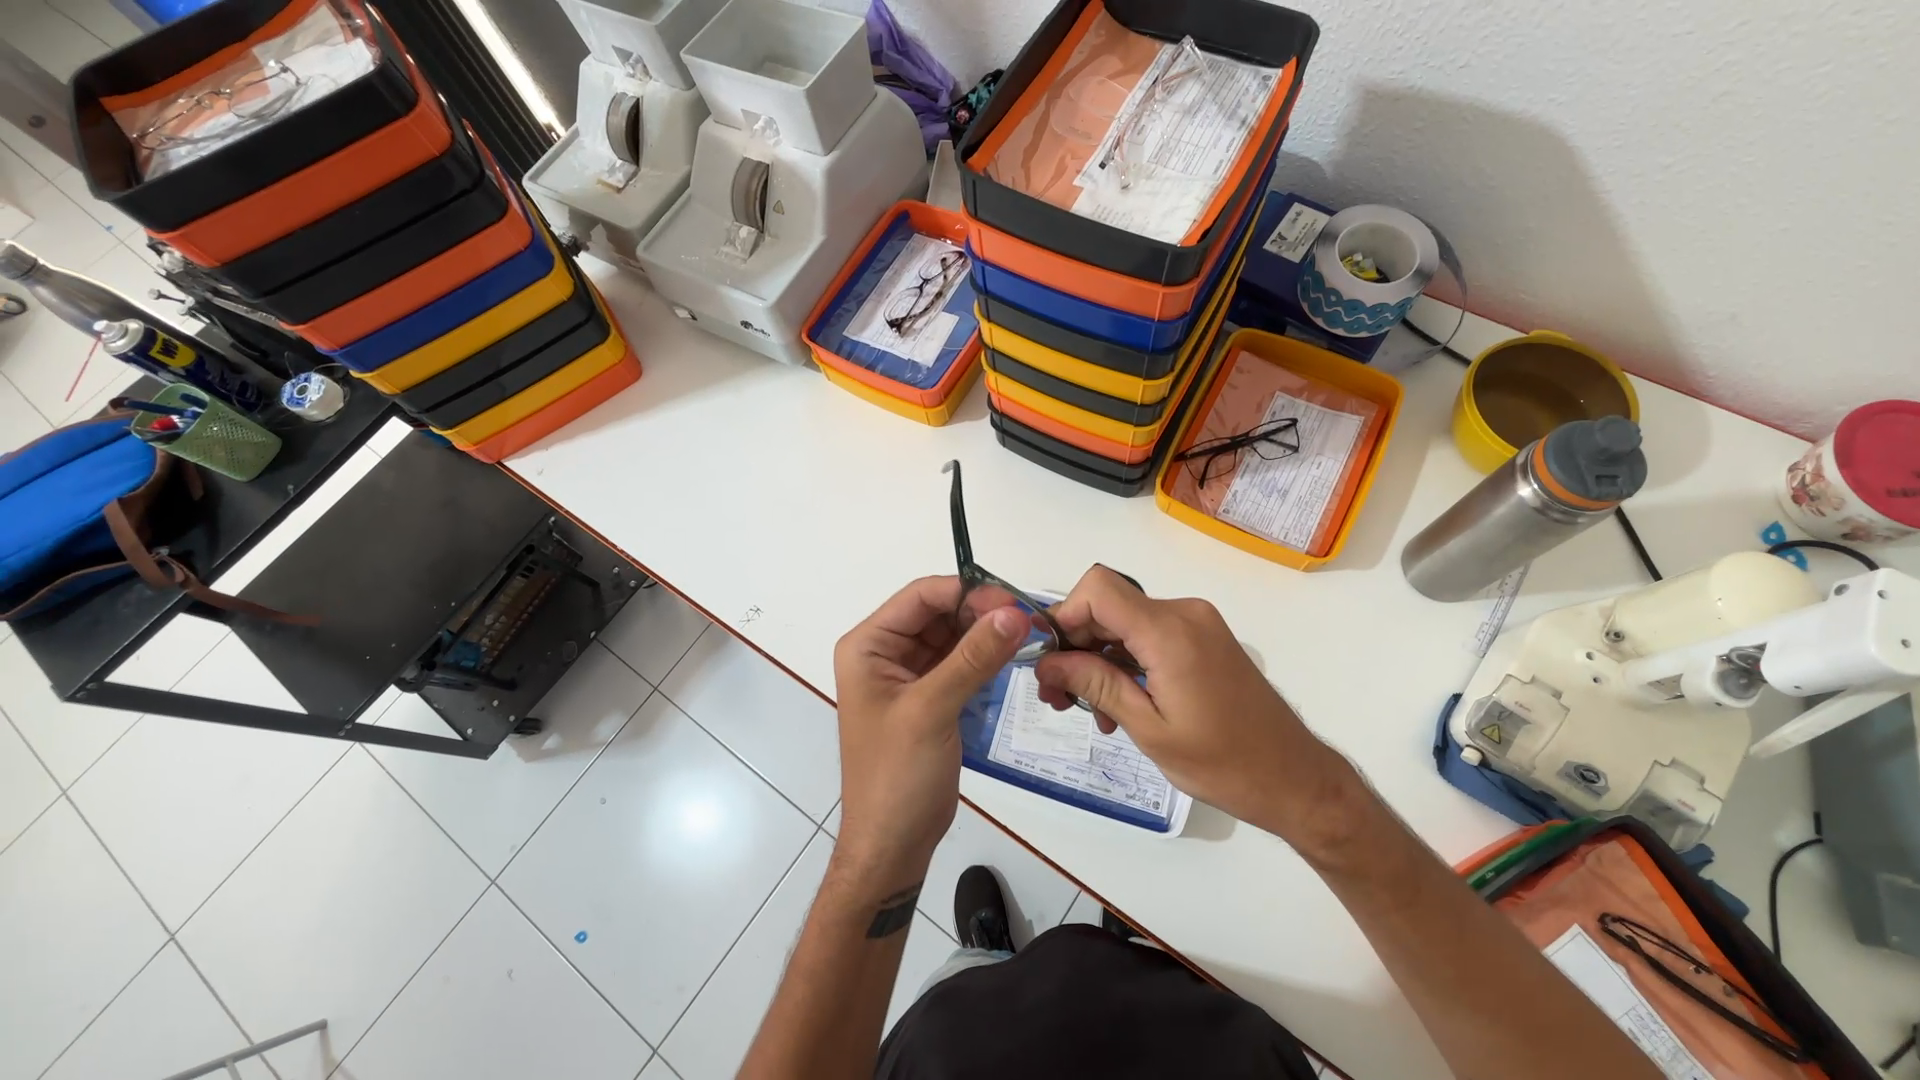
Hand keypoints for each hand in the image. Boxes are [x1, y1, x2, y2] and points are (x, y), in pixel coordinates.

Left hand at [832, 576, 1027, 889]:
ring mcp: (908, 677)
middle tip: (1030, 623)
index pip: (921, 597)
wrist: (892, 844)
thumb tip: (1015, 613)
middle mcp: (885, 654)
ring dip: (987, 636)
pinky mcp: (930, 699)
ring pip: (953, 638)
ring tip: (1030, 639)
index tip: (1014, 603)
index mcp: (868, 646)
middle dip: (982, 614)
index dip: (968, 592)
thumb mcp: (932, 711)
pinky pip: (960, 665)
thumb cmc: (897, 776)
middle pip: (939, 614)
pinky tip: (1014, 662)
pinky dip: (985, 661)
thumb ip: (973, 658)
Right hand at [1032, 566, 1358, 849]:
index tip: (1051, 660)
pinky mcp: (1204, 639)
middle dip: (1076, 646)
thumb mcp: (1149, 728)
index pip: (1099, 589)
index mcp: (1170, 632)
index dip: (1065, 615)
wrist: (1294, 778)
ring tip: (1090, 711)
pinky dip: (1126, 662)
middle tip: (1059, 698)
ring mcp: (1197, 624)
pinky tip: (1119, 705)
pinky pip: (1149, 636)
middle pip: (1108, 606)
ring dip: (1099, 660)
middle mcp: (1184, 614)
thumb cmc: (1222, 763)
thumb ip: (1096, 685)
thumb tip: (1047, 662)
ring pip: (1125, 624)